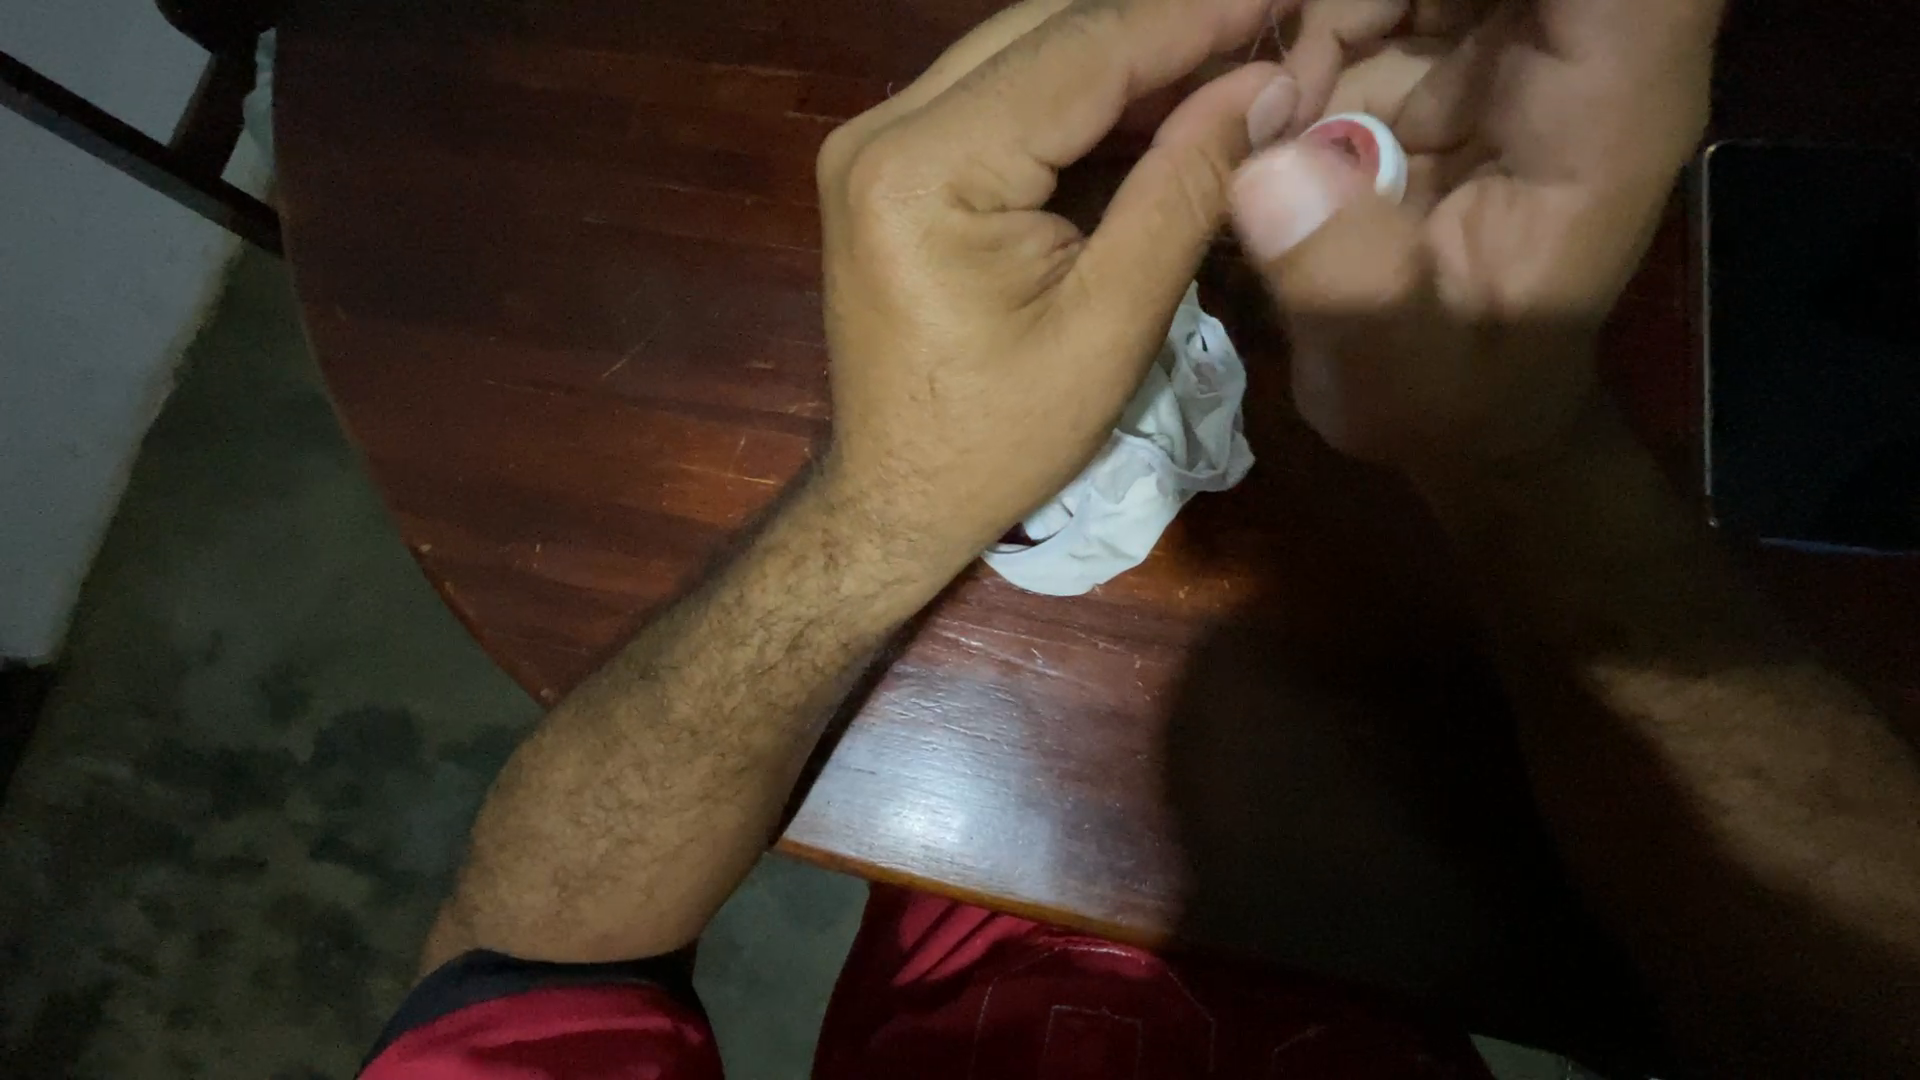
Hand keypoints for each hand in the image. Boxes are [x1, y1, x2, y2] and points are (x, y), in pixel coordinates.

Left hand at [814, 0, 1286, 572]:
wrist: (902, 497)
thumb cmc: (1000, 442)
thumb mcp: (1108, 327)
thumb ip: (1184, 191)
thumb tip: (1266, 84)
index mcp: (924, 171)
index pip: (1082, 50)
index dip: (1196, 16)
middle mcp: (880, 135)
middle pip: (1045, 37)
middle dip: (1162, 36)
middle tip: (1266, 44)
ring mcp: (873, 152)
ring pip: (1020, 66)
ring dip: (1122, 73)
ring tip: (1222, 83)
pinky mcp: (885, 178)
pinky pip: (992, 113)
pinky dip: (1071, 116)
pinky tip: (1145, 124)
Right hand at [1230, 0, 1722, 466]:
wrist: (1457, 414)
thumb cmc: (1447, 402)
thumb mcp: (1390, 368)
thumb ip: (1344, 279)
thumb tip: (1261, 170)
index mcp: (1604, 114)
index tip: (1363, 21)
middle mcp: (1571, 60)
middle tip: (1294, 84)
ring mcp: (1506, 61)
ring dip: (1335, 17)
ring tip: (1279, 115)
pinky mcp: (1447, 79)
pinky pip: (1385, 7)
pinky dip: (1319, 44)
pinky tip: (1280, 123)